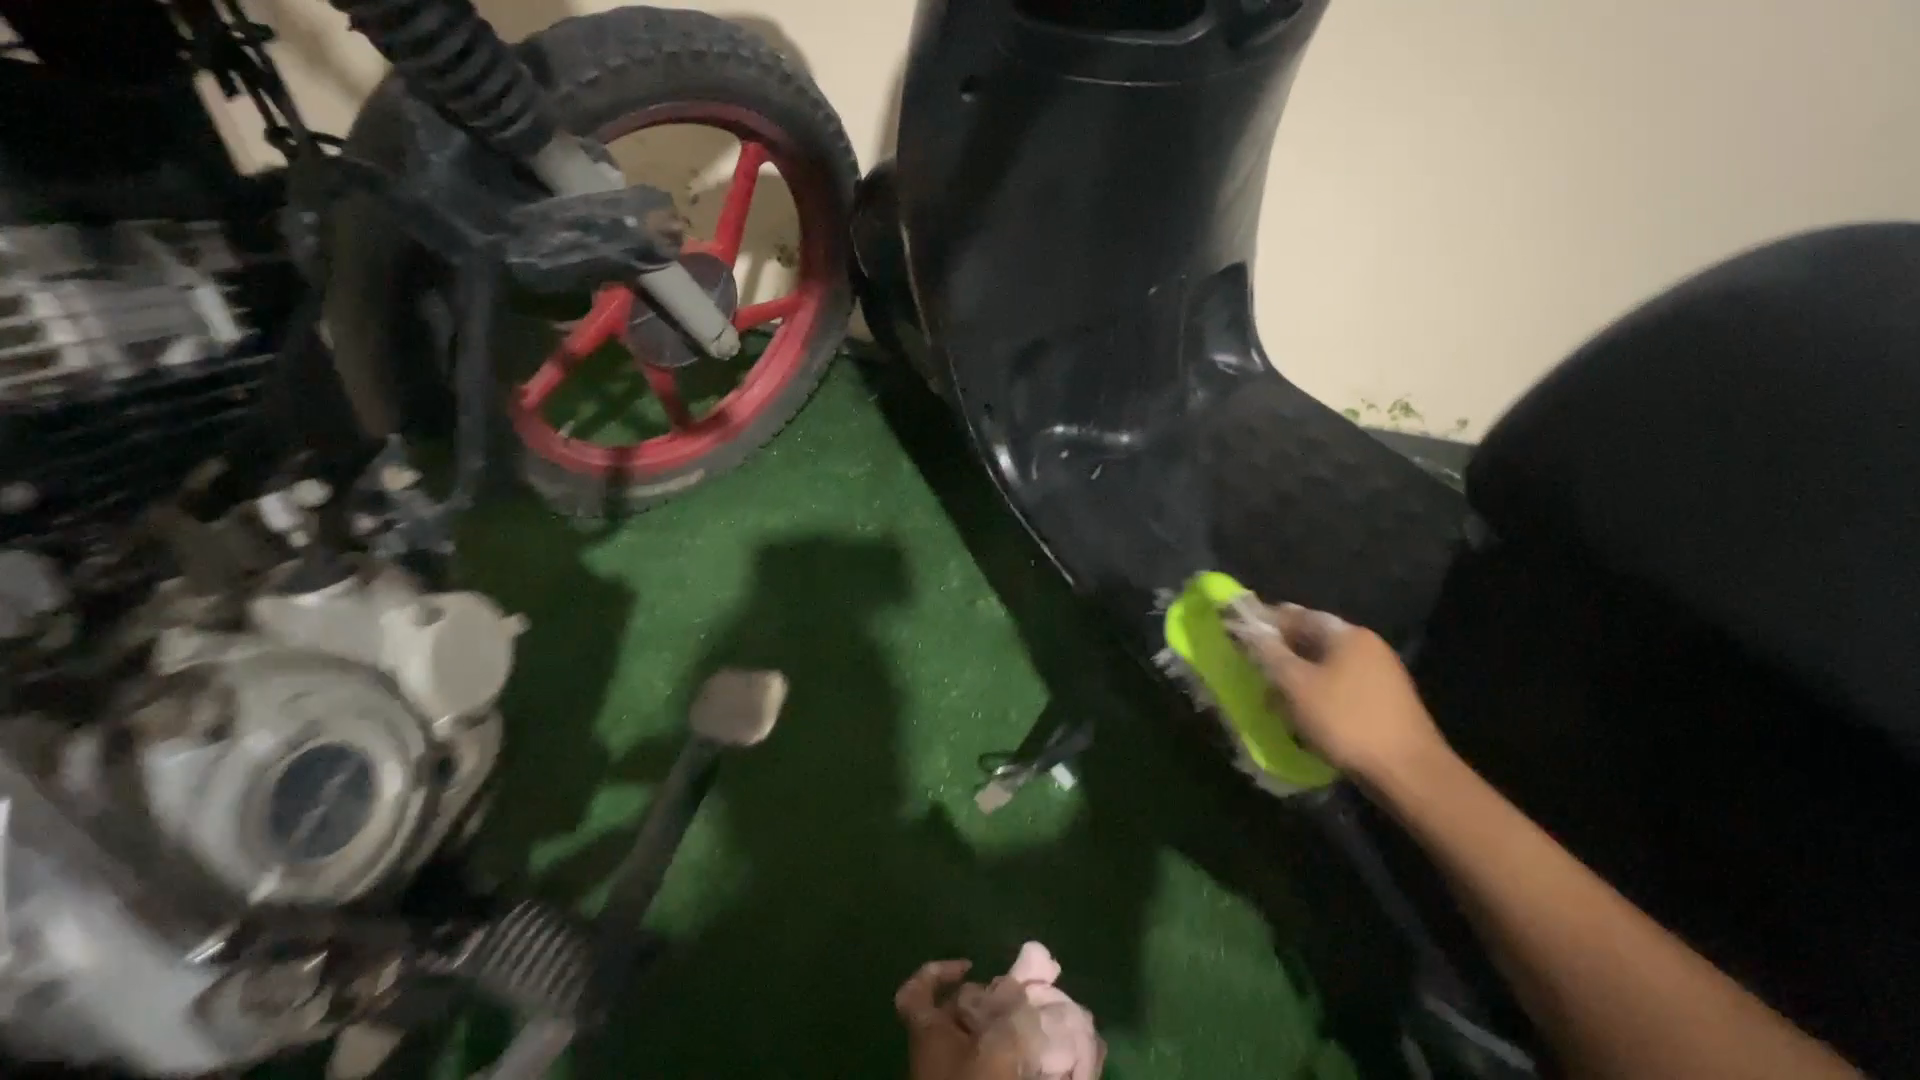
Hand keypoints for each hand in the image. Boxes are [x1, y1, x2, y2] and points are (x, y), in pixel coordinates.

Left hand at [896, 961, 1024, 1079]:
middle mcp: (931, 1047)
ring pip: (967, 1038)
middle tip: (1015, 1001)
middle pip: (950, 1011)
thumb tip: (1016, 990)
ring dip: (994, 1029)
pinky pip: (976, 1062)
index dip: (939, 972)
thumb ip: (1009, 1015)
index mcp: (927, 1029)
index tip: (971, 968)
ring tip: (1027, 1026)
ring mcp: (943, 1071)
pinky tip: (1023, 1056)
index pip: (917, 990)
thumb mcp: (995, 1048)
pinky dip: (997, 1055)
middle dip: (983, 1002)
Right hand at [1230, 602, 1450, 784]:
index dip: (1265, 622)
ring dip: (1297, 680)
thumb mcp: (1296, 685)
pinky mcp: (1384, 702)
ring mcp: (1380, 674)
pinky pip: (1340, 688)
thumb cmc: (1346, 720)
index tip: (1239, 636)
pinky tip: (1303, 718)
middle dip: (1280, 655)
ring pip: (1325, 667)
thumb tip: (1248, 629)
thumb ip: (1269, 654)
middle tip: (1254, 672)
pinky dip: (1317, 696)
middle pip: (1312, 641)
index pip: (1298, 615)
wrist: (1407, 771)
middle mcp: (1367, 646)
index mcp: (1347, 634)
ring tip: (1274, 701)